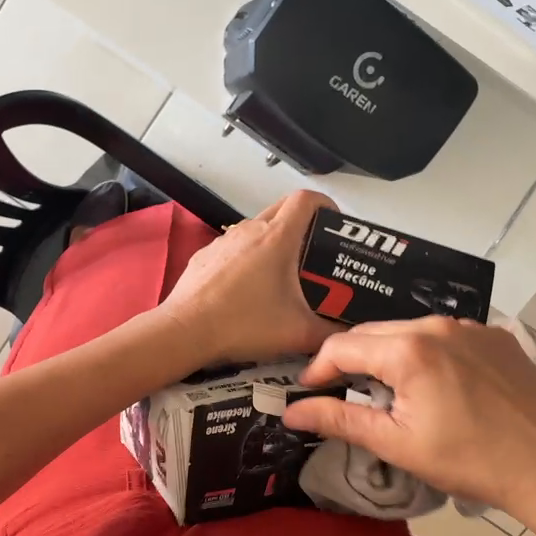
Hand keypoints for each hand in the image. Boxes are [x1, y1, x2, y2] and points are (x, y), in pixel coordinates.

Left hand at [156, 190, 342, 364]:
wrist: (185, 331)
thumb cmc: (244, 324)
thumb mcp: (297, 333)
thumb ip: (331, 334)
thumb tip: (350, 336)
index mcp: (276, 237)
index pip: (306, 199)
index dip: (325, 204)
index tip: (335, 225)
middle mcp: (249, 230)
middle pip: (283, 209)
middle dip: (304, 223)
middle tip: (316, 254)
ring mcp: (223, 240)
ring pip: (257, 228)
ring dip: (275, 242)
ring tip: (285, 275)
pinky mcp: (205, 255)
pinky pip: (235, 247)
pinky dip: (248, 257)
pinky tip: (249, 288)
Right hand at [283, 317, 535, 521]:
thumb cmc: (470, 460)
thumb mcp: (397, 444)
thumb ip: (340, 421)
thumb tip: (290, 412)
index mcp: (407, 350)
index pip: (341, 346)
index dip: (317, 369)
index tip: (308, 394)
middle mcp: (436, 325)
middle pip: (373, 333)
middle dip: (350, 360)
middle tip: (343, 394)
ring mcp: (471, 327)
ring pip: (409, 331)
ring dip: (389, 354)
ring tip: (391, 391)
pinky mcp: (498, 337)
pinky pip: (446, 335)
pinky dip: (428, 352)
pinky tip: (438, 385)